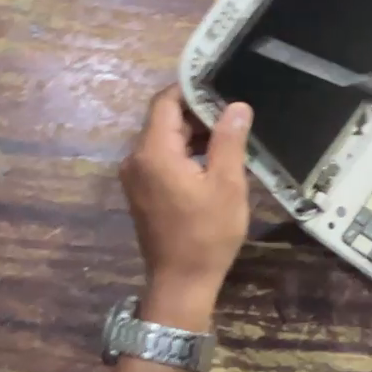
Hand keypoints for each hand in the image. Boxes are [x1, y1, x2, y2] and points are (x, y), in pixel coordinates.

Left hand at [120, 86, 251, 328]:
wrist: (181, 283)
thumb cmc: (207, 234)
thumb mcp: (227, 185)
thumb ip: (229, 140)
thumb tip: (236, 106)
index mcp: (154, 152)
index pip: (166, 101)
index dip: (192, 90)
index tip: (222, 89)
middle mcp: (136, 159)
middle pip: (163, 120)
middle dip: (197, 114)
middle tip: (233, 116)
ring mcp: (135, 177)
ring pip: (163, 140)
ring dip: (192, 136)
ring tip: (229, 140)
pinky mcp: (140, 193)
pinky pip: (160, 160)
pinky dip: (183, 155)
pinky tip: (212, 164)